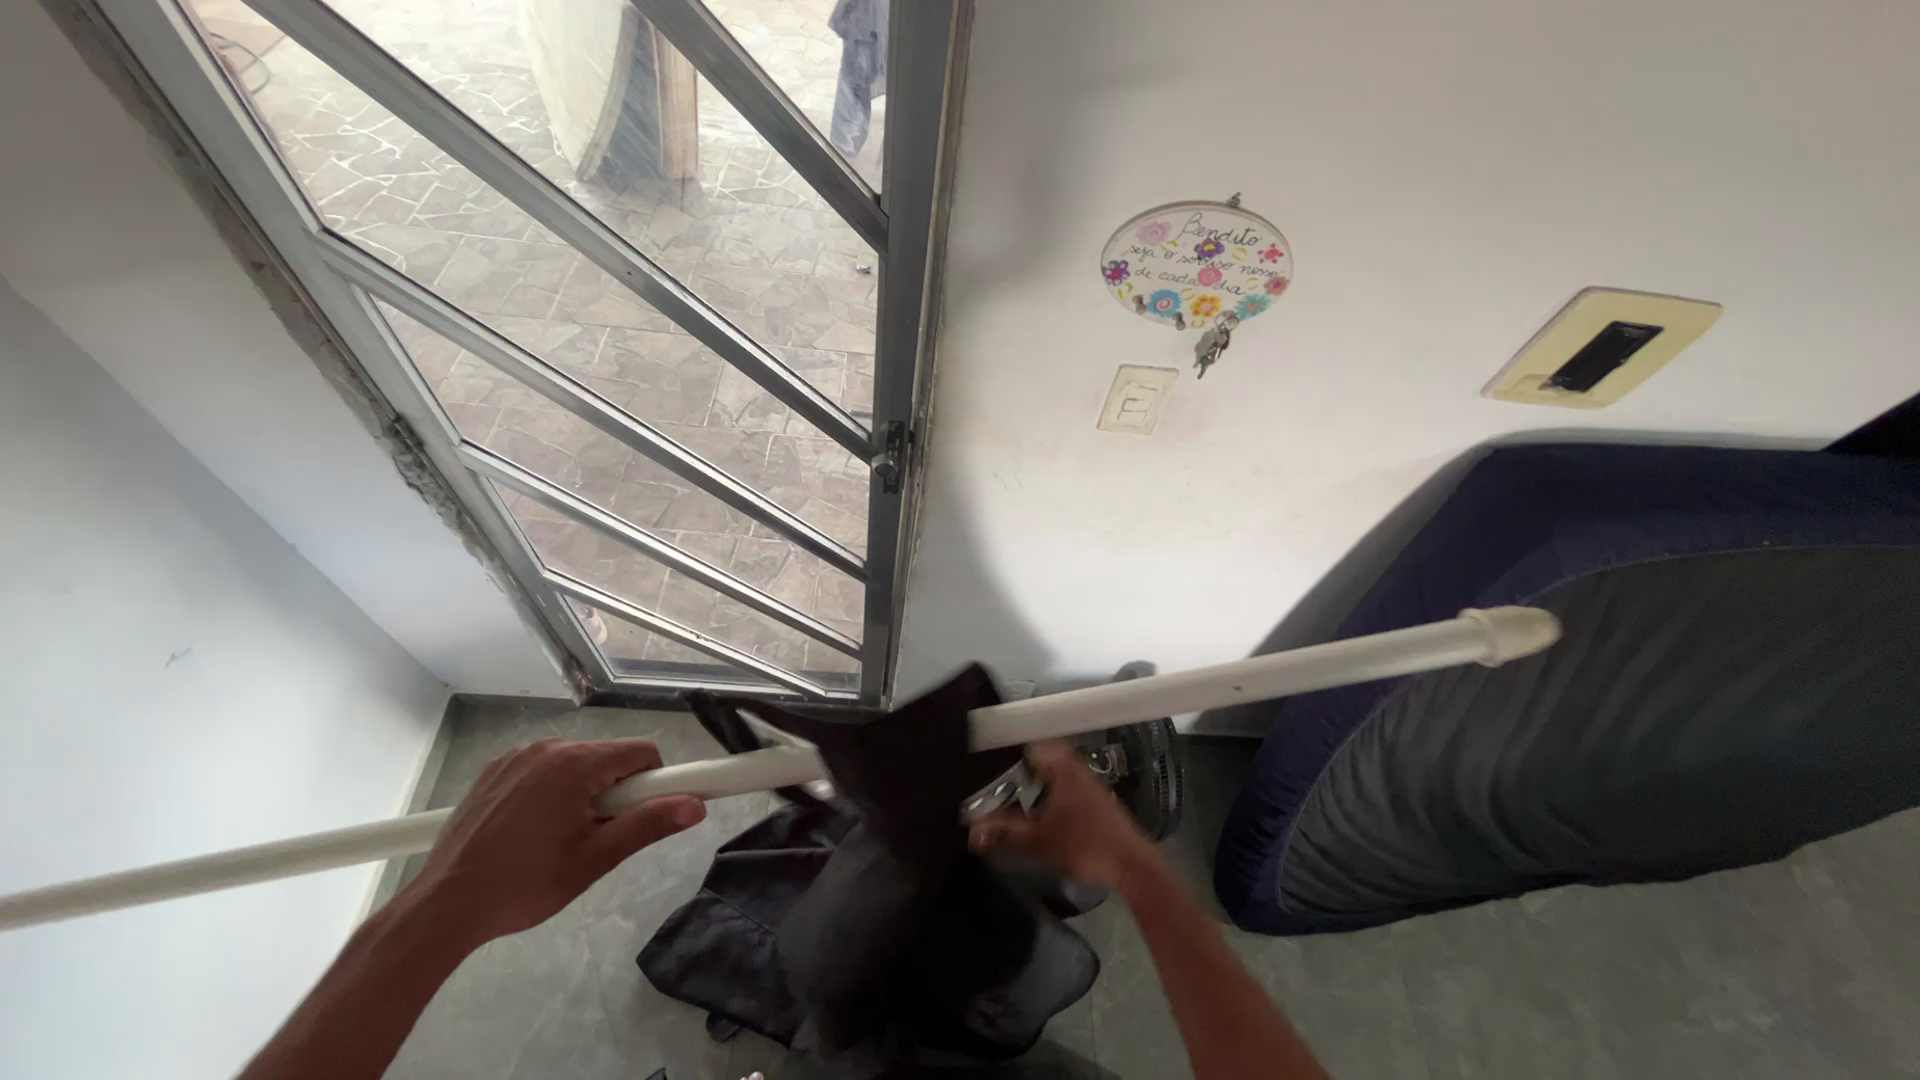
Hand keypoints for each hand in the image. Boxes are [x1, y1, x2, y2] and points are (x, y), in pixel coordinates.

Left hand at [405, 737, 705, 944]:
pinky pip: (544, 767)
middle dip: (616, 791)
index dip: (655, 782)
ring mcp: (517, 756)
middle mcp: (548, 748)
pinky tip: (532, 829)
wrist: (444, 905)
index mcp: (575, 764)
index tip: (644, 815)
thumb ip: (648, 826)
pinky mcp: (495, 769)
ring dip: (584, 790)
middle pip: (609, 756)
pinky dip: (552, 789)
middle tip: (596, 837)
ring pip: (577, 762)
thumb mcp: (595, 860)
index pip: (642, 751)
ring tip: (560, 838)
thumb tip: (695, 805)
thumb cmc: (526, 885)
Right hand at [967, 739, 1159, 887]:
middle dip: (1009, 761)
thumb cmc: (1087, 846)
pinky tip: (1025, 803)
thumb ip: (1004, 832)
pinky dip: (1039, 786)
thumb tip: (972, 830)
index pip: (1024, 739)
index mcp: (1061, 764)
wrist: (1131, 865)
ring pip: (1045, 766)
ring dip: (1024, 775)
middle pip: (1033, 752)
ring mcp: (1083, 777)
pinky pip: (1055, 779)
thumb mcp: (1039, 841)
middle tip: (982, 772)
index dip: (1000, 743)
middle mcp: (1072, 763)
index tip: (978, 749)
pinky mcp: (1088, 794)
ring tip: (995, 786)